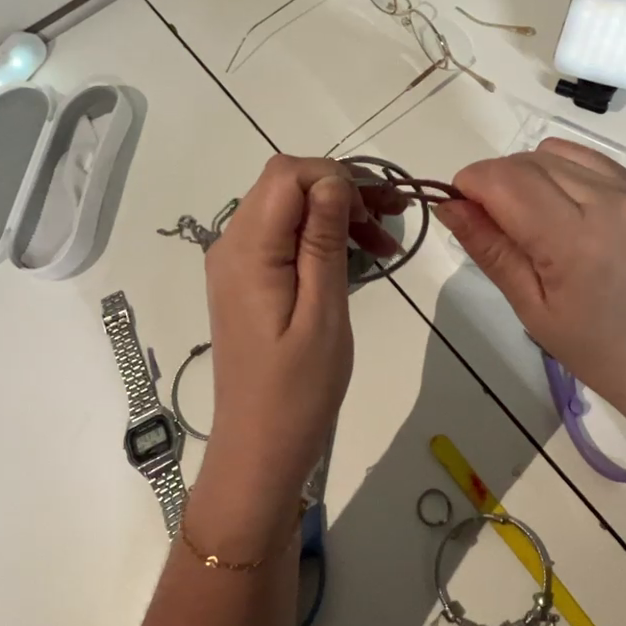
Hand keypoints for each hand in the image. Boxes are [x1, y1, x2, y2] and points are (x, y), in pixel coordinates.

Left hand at [191, 156, 403, 546]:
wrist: (259, 450)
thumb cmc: (297, 391)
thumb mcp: (322, 313)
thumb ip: (323, 241)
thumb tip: (334, 180)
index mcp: (246, 249)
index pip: (287, 174)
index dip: (335, 177)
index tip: (378, 208)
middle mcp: (232, 244)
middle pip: (286, 185)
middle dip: (342, 190)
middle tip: (393, 218)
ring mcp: (237, 263)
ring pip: (289, 209)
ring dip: (336, 214)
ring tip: (386, 243)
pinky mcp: (248, 281)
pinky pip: (284, 238)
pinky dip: (322, 238)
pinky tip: (359, 258)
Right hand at [435, 138, 625, 427]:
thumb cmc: (591, 345)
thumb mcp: (529, 306)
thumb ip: (489, 248)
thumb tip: (448, 205)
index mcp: (576, 241)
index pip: (506, 181)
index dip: (471, 184)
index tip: (459, 206)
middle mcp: (607, 202)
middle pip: (525, 162)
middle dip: (493, 181)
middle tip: (490, 222)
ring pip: (552, 152)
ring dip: (525, 174)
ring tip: (529, 217)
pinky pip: (583, 157)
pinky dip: (558, 170)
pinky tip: (561, 207)